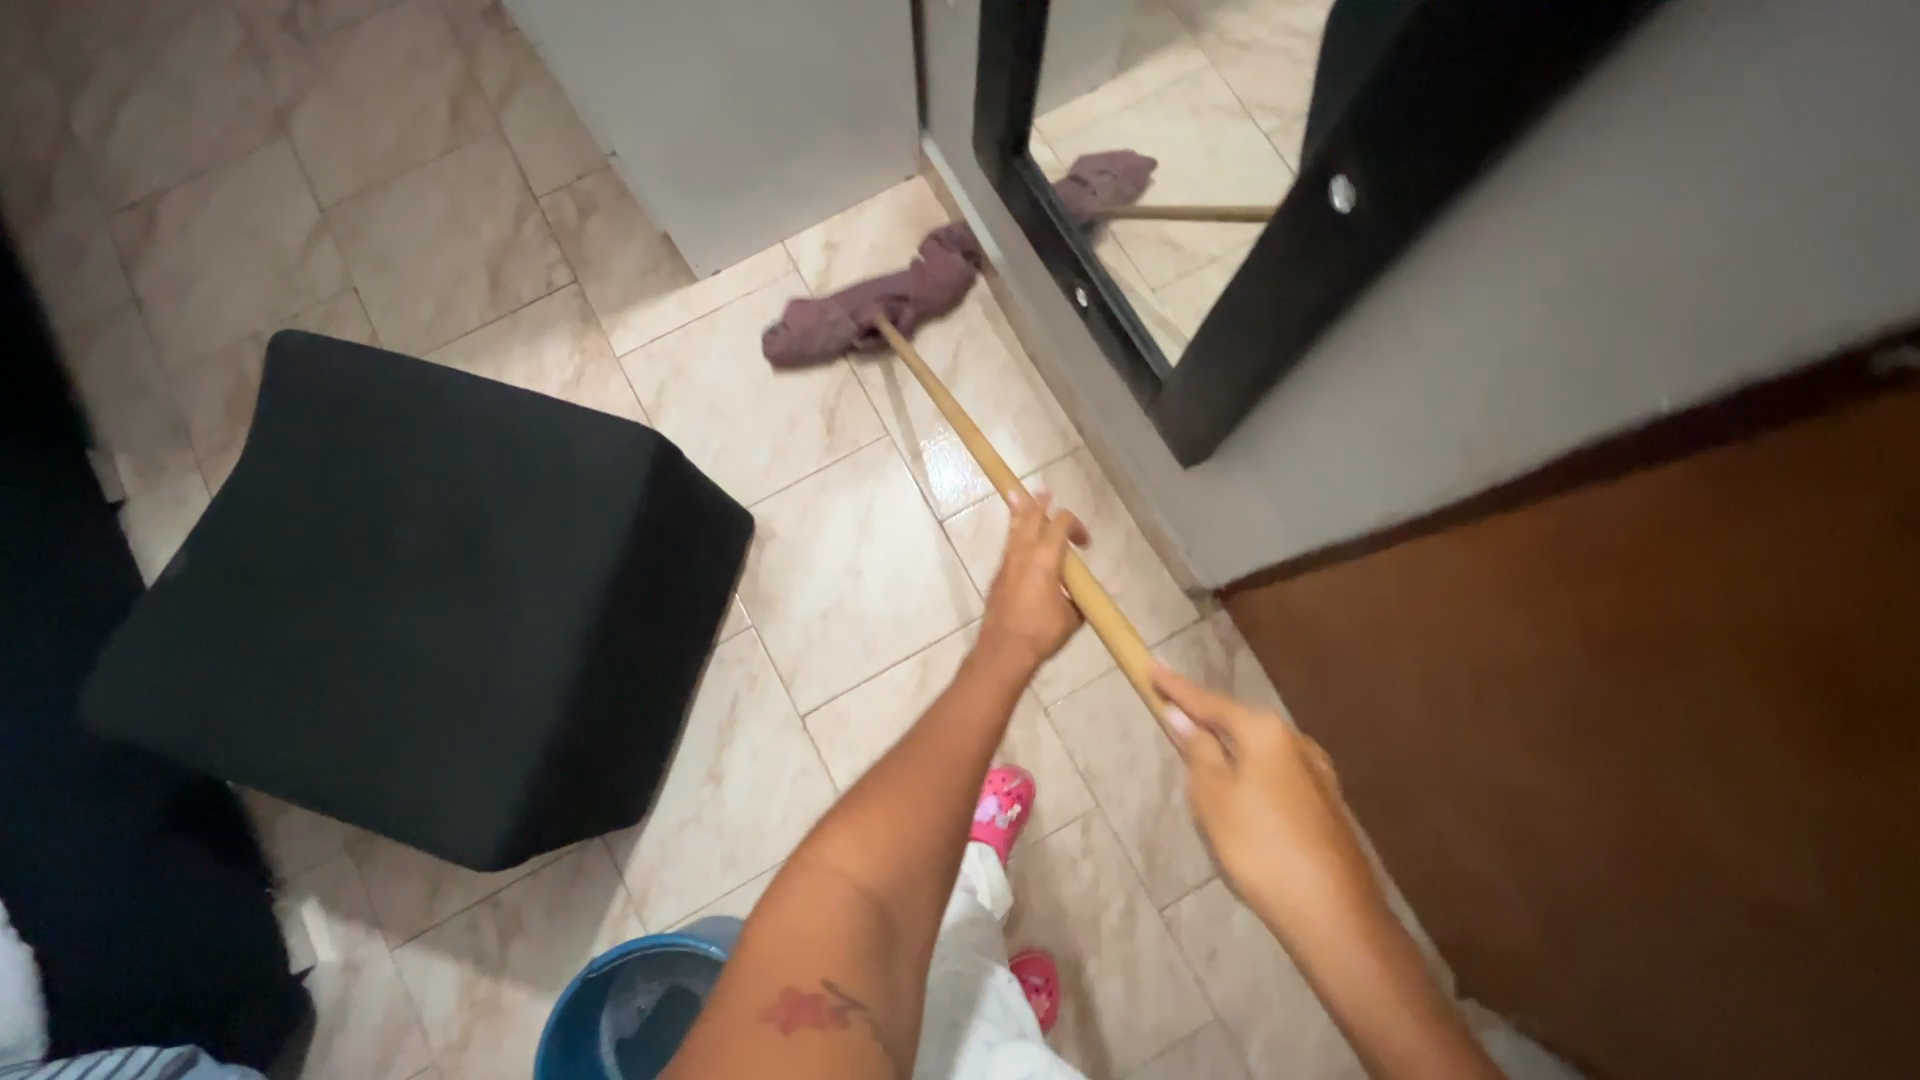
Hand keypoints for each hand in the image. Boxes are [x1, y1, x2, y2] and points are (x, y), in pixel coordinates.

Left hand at [976, 492, 1088, 675]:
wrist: (1003, 650)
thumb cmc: (1041, 632)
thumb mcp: (1073, 617)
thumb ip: (1086, 598)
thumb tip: (1112, 588)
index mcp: (1046, 558)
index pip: (1060, 524)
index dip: (1075, 525)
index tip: (1085, 544)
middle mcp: (1024, 554)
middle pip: (1031, 518)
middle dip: (1039, 504)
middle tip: (1043, 490)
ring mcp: (1007, 564)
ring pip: (1014, 530)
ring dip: (1021, 513)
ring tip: (1018, 496)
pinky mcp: (998, 577)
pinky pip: (1007, 546)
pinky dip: (1013, 534)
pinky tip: (1015, 538)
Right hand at [1154, 666, 1383, 936]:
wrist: (1332, 912)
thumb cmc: (1258, 846)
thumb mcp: (1212, 796)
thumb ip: (1197, 751)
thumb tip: (1183, 717)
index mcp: (1264, 731)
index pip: (1208, 702)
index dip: (1176, 688)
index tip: (1150, 665)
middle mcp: (1295, 740)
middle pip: (1238, 723)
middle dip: (1206, 720)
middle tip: (1174, 716)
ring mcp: (1316, 772)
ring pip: (1259, 750)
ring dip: (1230, 751)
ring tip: (1203, 763)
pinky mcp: (1325, 803)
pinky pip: (1275, 775)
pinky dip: (1251, 774)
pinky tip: (1243, 798)